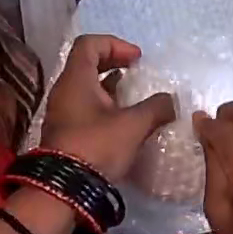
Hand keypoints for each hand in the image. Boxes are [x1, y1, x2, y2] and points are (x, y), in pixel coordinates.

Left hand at [40, 35, 175, 179]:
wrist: (65, 189)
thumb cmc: (97, 147)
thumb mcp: (133, 125)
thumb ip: (156, 108)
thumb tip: (171, 101)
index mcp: (76, 80)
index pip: (89, 44)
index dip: (115, 44)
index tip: (137, 59)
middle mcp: (64, 91)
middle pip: (86, 64)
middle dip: (113, 63)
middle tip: (136, 72)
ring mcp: (62, 112)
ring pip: (86, 88)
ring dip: (109, 87)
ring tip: (133, 97)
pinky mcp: (65, 132)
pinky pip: (84, 107)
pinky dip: (104, 105)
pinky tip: (122, 120)